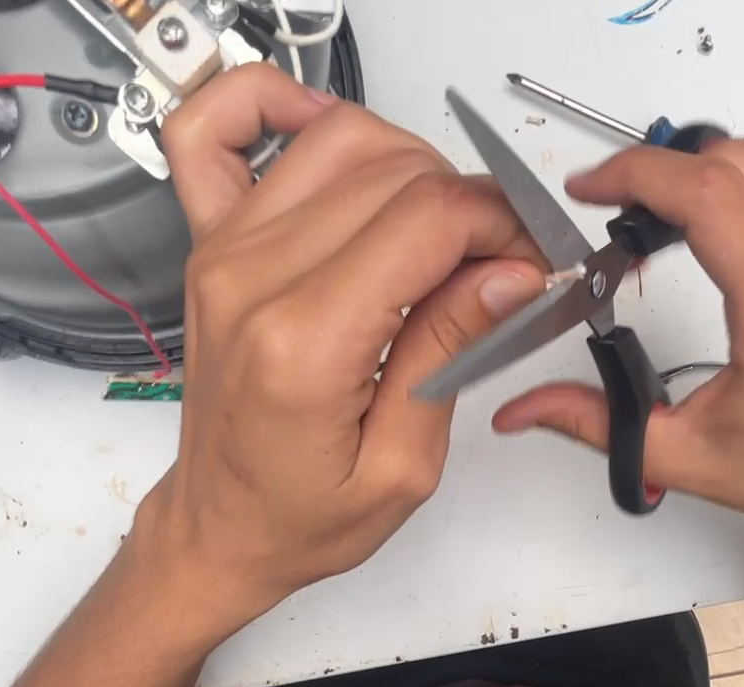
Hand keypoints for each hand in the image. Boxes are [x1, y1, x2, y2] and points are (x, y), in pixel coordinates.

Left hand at [130, 66, 545, 640]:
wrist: (222, 527)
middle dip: (473, 205)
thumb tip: (508, 273)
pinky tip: (324, 134)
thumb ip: (450, 353)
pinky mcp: (211, 248)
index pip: (429, 220)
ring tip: (439, 232)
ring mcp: (225, 253)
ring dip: (412, 168)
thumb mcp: (403, 467)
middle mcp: (253, 280)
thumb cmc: (299, 516)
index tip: (532, 258)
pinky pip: (214, 131)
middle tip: (499, 260)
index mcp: (305, 345)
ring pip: (340, 140)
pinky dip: (268, 103)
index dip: (503, 224)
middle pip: (396, 174)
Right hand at [492, 132, 743, 563]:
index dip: (642, 176)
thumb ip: (588, 422)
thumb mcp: (671, 455)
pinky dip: (735, 174)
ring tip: (648, 209)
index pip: (714, 201)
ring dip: (698, 165)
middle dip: (658, 167)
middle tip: (609, 204)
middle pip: (736, 164)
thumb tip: (518, 409)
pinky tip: (696, 215)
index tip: (592, 189)